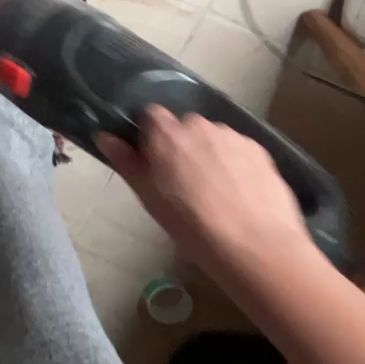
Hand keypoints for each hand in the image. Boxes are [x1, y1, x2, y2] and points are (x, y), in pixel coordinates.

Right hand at [96, 106, 315, 276]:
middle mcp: (198, 124)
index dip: (151, 136)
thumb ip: (125, 160)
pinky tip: (240, 194)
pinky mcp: (260, 151)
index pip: (150, 115)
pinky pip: (239, 150)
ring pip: (213, 138)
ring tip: (217, 191)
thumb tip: (104, 136)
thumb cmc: (190, 224)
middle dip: (182, 146)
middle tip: (185, 180)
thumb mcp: (147, 196)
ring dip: (210, 154)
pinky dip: (236, 165)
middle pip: (184, 127)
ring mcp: (232, 136)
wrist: (255, 247)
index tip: (154, 160)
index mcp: (165, 131)